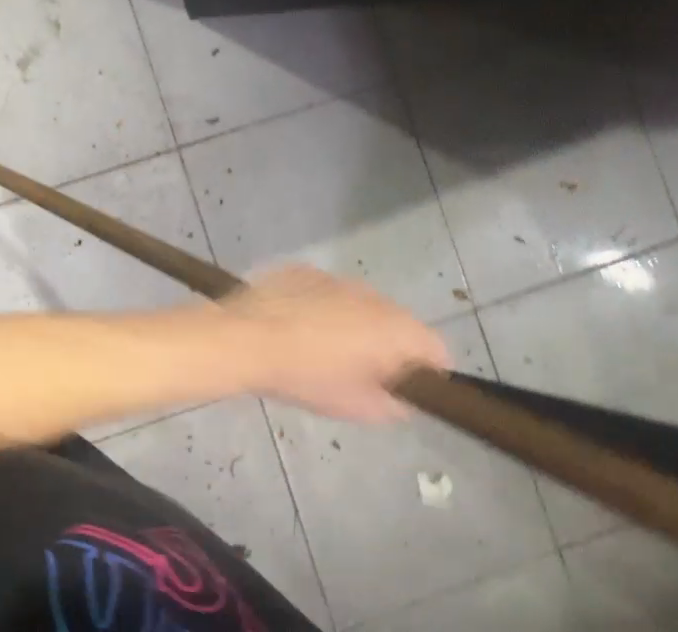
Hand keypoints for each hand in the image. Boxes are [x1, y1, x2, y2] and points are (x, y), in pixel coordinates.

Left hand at [222, 263, 451, 422]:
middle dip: (385, 345)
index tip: (403, 388)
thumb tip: (400, 398)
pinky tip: (292, 324)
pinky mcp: (296, 270)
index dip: (425, 373)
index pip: (436, 350)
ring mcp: (332, 277)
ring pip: (357, 304)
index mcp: (398, 328)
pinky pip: (321, 291)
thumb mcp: (360, 407)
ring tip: (317, 346)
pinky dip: (316, 305)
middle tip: (357, 370)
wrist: (241, 339)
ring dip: (350, 322)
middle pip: (396, 323)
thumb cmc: (305, 376)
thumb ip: (395, 405)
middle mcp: (372, 295)